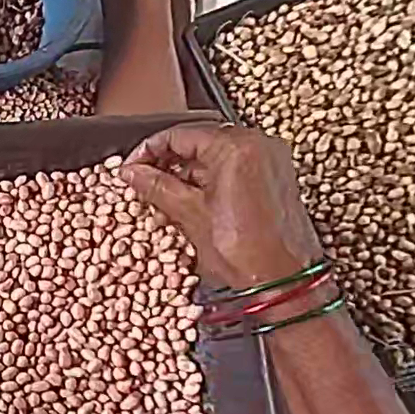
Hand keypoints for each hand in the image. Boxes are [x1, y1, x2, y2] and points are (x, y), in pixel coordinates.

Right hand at [123, 122, 325, 288]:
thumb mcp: (188, 214)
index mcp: (236, 149)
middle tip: (141, 182)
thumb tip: (132, 172)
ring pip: (211, 155)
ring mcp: (268, 160)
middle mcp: (258, 146)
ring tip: (160, 197)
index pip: (179, 134)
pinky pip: (229, 168)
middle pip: (197, 141)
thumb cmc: (245, 251)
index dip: (148, 151)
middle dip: (165, 162)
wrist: (283, 279)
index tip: (131, 168)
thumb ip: (156, 186)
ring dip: (182, 172)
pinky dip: (204, 180)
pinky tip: (185, 202)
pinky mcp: (271, 177)